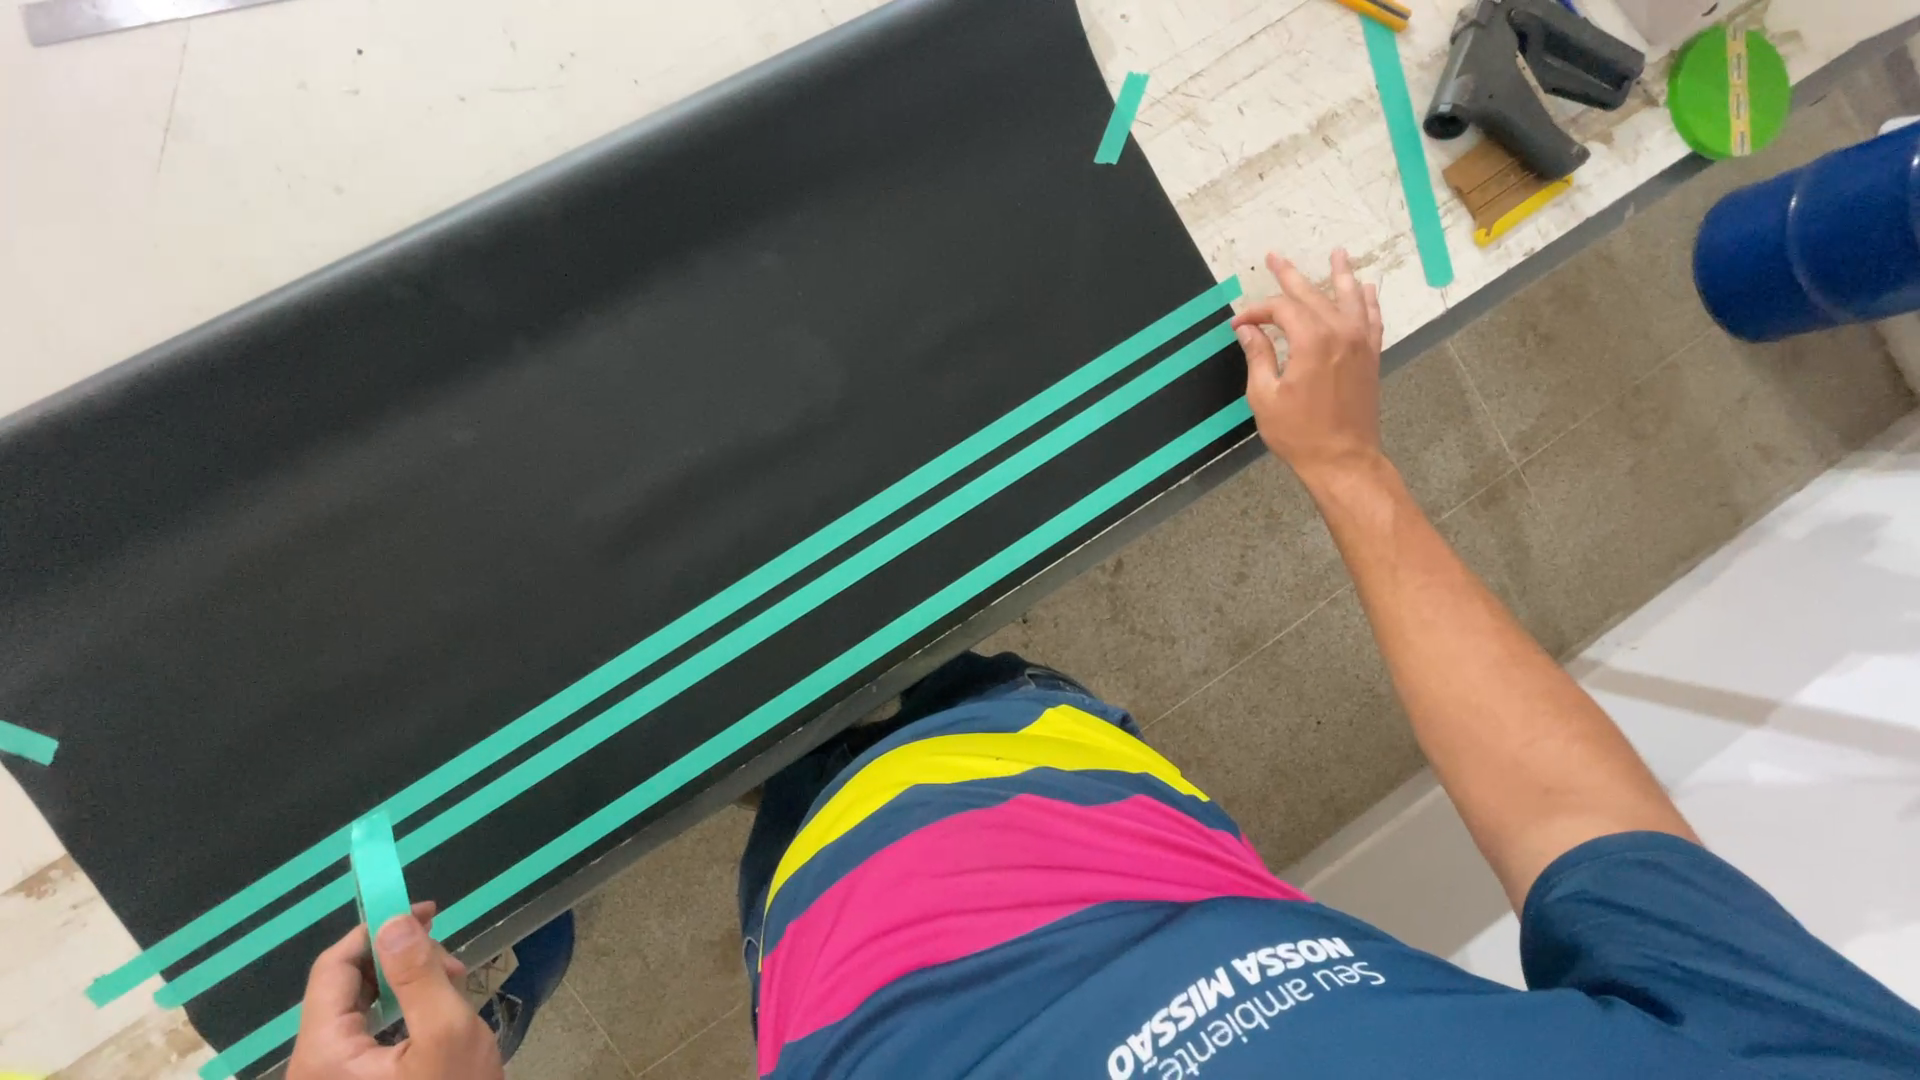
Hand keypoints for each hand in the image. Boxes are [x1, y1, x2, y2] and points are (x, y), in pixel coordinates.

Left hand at [289, 903, 503, 1079]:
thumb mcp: (446, 1032)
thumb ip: (418, 974)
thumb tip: (395, 921)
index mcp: (323, 1053)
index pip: (333, 969)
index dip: (377, 929)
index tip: (429, 910)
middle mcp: (312, 1066)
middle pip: (346, 984)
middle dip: (402, 957)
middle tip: (455, 961)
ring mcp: (329, 1079)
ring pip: (359, 1004)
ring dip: (407, 981)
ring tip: (454, 983)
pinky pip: (367, 1029)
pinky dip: (403, 1006)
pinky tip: (437, 1009)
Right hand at [1231, 249, 1386, 490]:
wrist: (1343, 459)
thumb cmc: (1298, 432)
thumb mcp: (1265, 395)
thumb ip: (1258, 356)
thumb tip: (1248, 330)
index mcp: (1311, 340)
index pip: (1281, 309)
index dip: (1256, 312)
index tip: (1239, 324)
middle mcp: (1341, 332)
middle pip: (1313, 295)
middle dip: (1290, 276)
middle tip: (1274, 257)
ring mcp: (1361, 342)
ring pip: (1349, 297)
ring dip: (1340, 274)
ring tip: (1337, 254)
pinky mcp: (1371, 356)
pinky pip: (1372, 317)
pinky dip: (1368, 300)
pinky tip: (1366, 289)